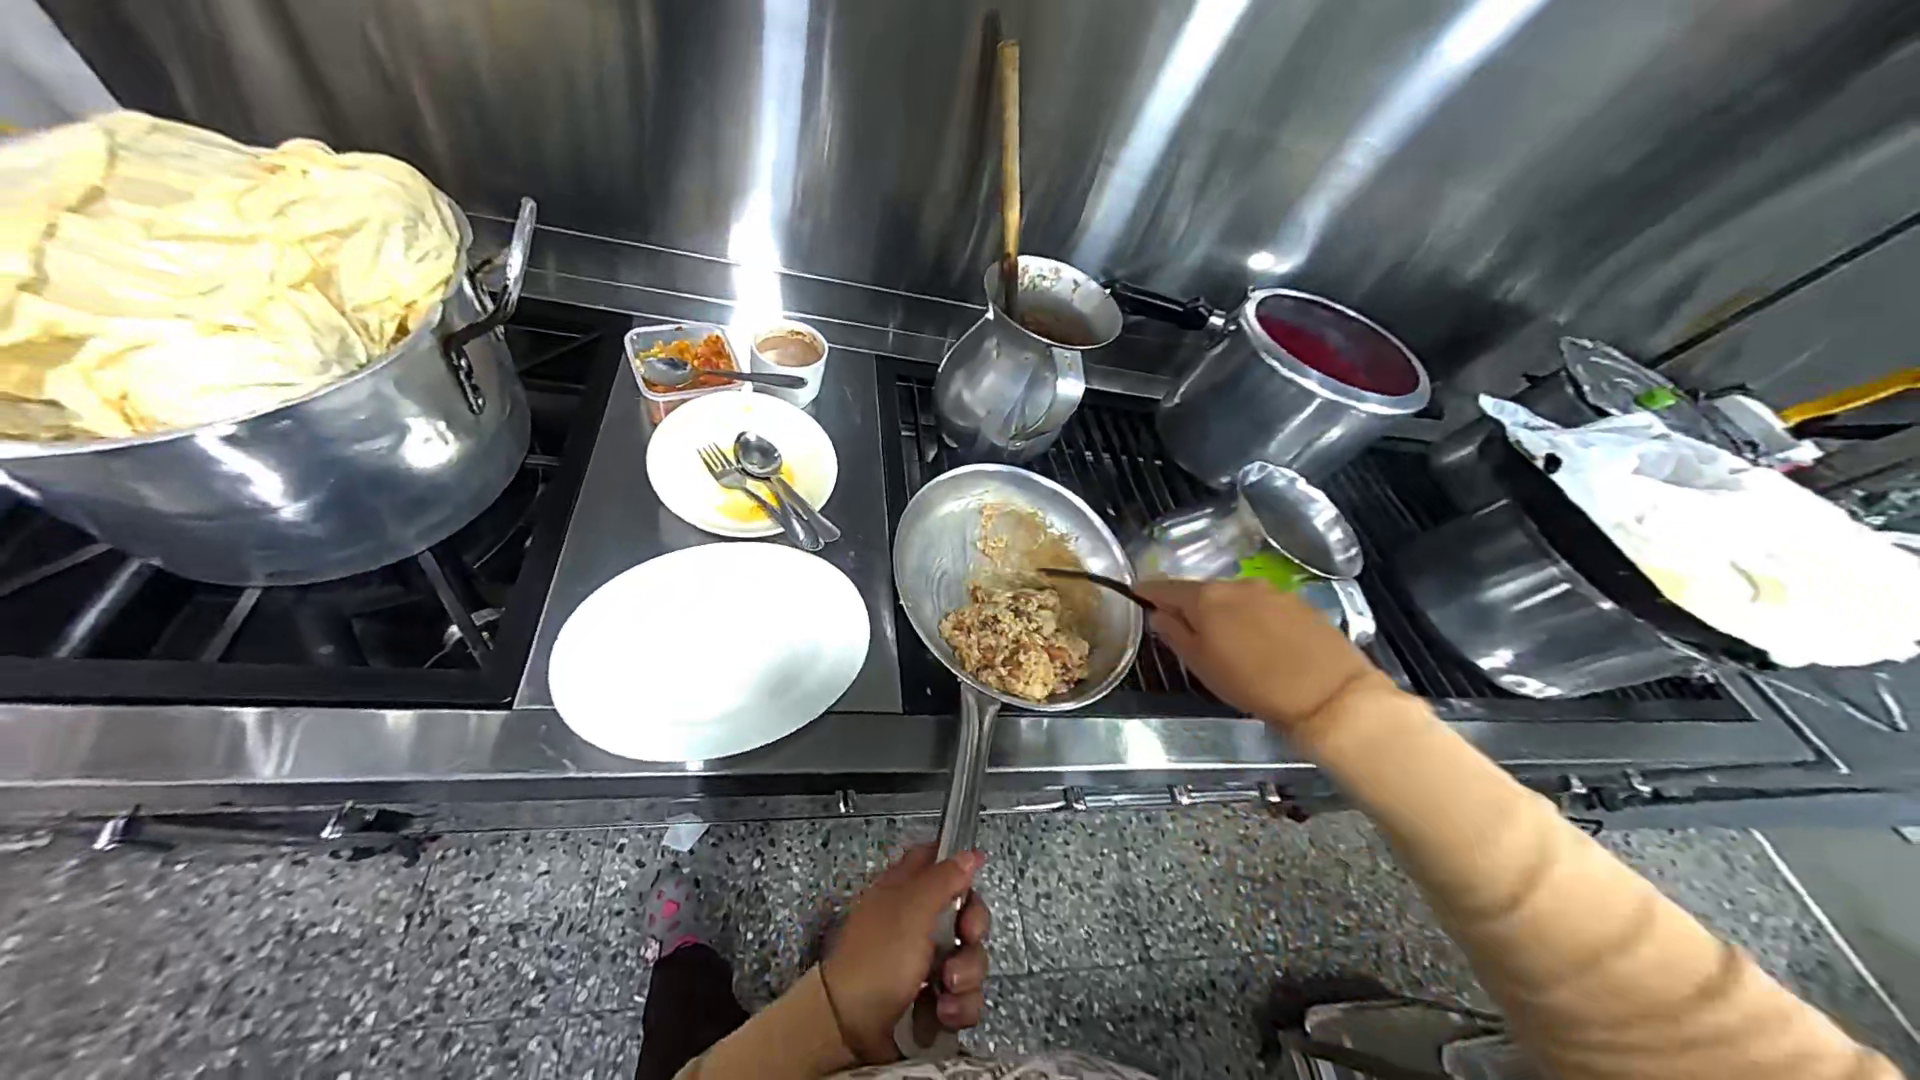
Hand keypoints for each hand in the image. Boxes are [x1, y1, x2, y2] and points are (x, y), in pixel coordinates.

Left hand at [820, 845, 989, 1062]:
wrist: (850, 1029)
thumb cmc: (878, 958)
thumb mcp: (911, 909)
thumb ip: (943, 878)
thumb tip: (969, 854)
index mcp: (907, 889)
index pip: (937, 860)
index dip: (958, 862)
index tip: (975, 873)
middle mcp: (920, 920)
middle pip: (966, 909)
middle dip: (974, 927)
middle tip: (964, 938)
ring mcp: (929, 962)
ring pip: (971, 955)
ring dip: (966, 974)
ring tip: (945, 990)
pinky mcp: (936, 999)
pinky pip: (966, 996)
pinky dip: (959, 1006)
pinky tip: (942, 1013)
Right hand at [1136, 579, 1388, 735]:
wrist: (1330, 695)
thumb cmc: (1253, 683)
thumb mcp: (1201, 665)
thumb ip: (1174, 634)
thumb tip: (1158, 615)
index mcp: (1205, 597)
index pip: (1165, 587)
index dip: (1147, 593)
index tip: (1137, 597)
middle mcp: (1236, 584)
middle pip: (1200, 591)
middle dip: (1187, 606)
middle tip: (1181, 631)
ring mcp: (1270, 590)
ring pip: (1231, 597)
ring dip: (1220, 612)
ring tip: (1222, 641)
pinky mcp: (1297, 602)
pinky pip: (1259, 604)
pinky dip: (1248, 617)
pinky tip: (1256, 642)